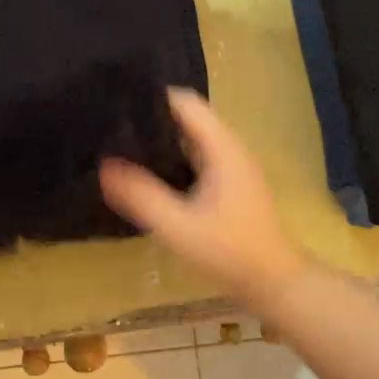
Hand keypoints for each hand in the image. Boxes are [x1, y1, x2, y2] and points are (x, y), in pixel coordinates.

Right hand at [101, 89, 309, 310]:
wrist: (274, 281)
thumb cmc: (229, 251)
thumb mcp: (178, 227)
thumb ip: (141, 196)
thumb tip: (104, 168)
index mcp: (222, 147)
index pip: (185, 101)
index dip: (152, 97)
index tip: (118, 102)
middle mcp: (230, 147)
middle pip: (188, 115)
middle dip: (153, 116)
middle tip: (112, 123)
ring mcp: (233, 165)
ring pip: (193, 135)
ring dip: (163, 136)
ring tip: (123, 142)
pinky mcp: (230, 182)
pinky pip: (198, 154)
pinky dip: (175, 154)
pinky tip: (150, 171)